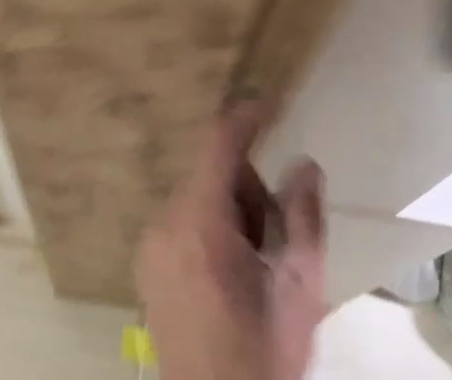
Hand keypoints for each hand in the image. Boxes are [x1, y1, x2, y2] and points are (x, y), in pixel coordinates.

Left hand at [135, 104, 325, 379]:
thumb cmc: (263, 348)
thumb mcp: (300, 285)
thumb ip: (303, 215)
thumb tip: (304, 163)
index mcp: (199, 221)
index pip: (218, 144)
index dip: (245, 118)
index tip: (271, 104)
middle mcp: (164, 223)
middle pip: (211, 173)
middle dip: (249, 188)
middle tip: (278, 231)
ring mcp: (150, 247)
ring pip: (198, 198)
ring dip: (232, 211)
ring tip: (259, 261)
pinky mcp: (147, 268)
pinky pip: (183, 223)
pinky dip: (211, 229)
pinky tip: (233, 272)